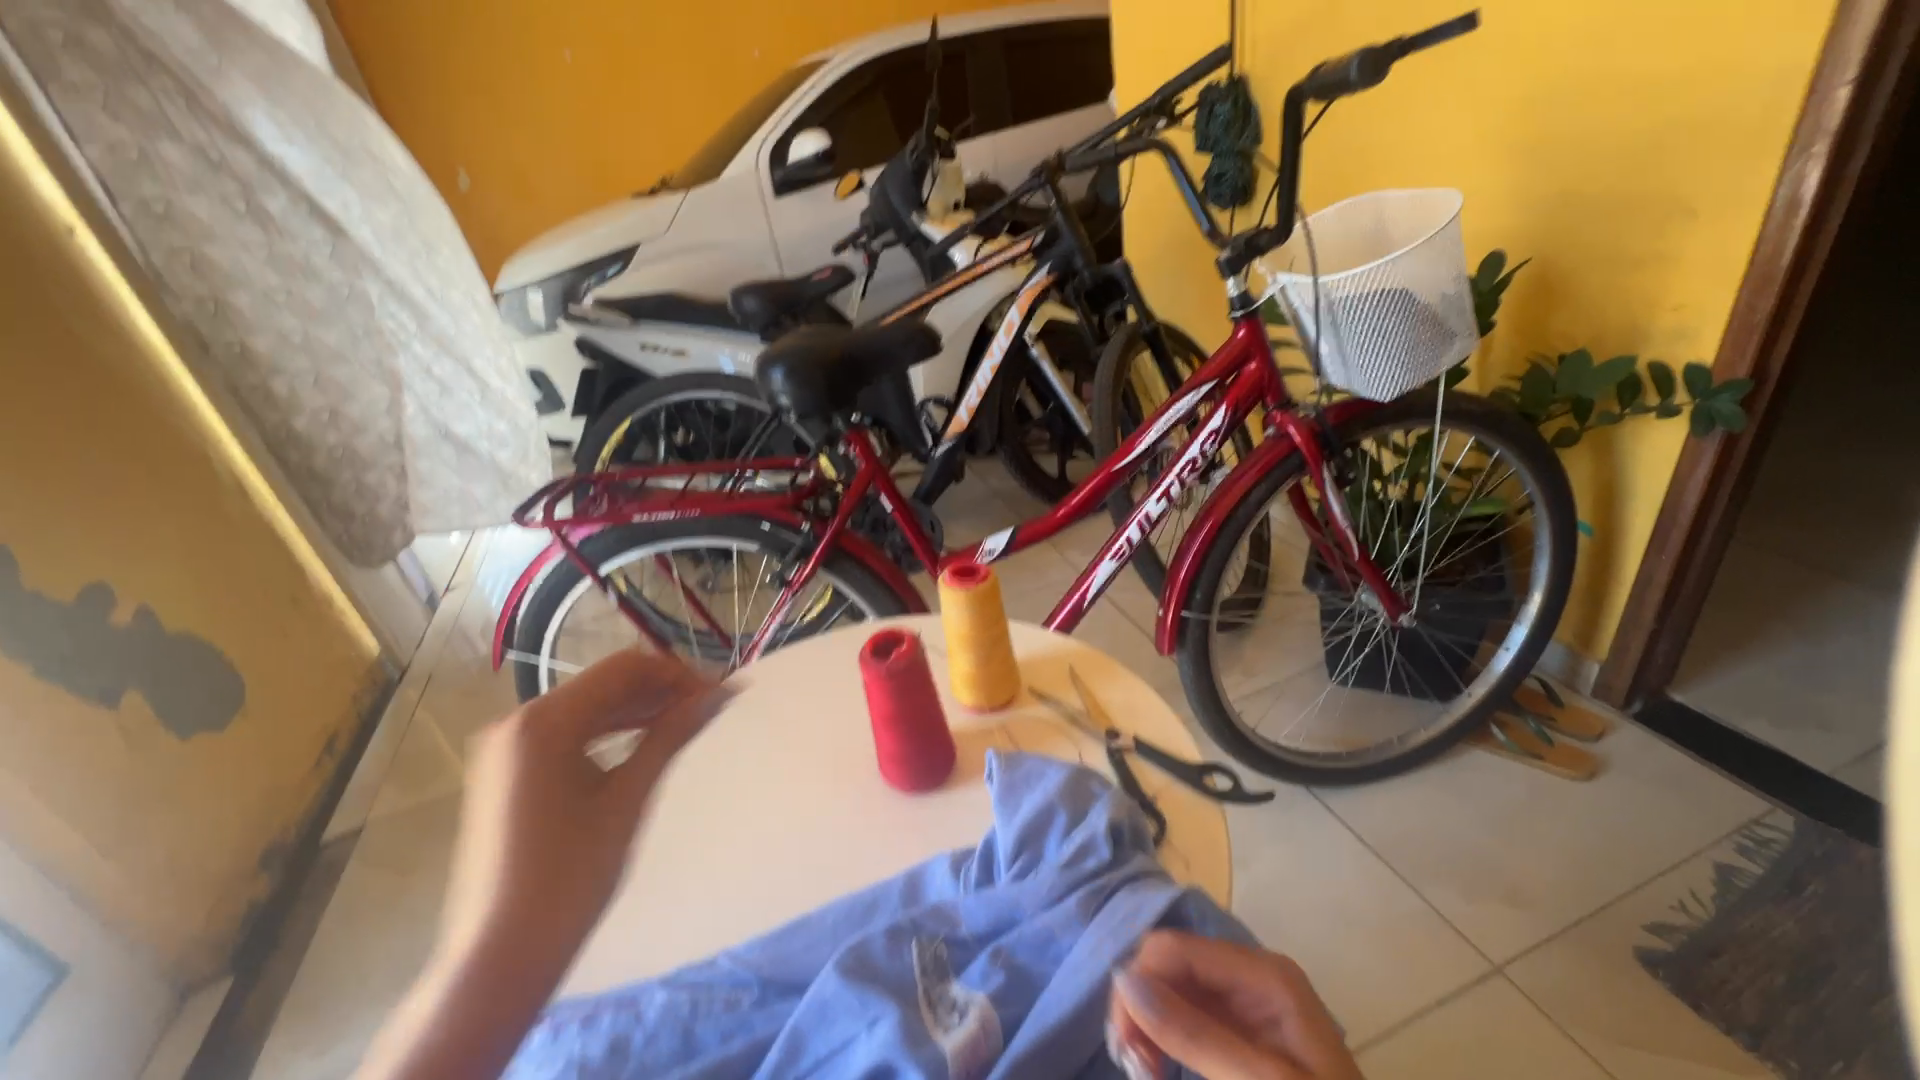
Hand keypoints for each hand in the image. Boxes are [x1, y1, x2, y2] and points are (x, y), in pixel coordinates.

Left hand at [357, 650, 730, 1079]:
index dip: (677, 674)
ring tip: (686, 726)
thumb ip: (672, 735)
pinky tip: (642, 747)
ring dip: (637, 711)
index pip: (624, 668)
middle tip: (711, 710)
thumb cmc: (570, 877)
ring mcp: (506, 748)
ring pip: (586, 709)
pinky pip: (566, 736)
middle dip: (660, 691)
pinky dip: (607, 734)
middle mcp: (517, 722)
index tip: (720, 694)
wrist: (501, 953)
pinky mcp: (507, 774)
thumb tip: (721, 693)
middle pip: (603, 685)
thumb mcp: (628, 799)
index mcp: (543, 722)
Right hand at [1108, 932, 1362, 1079]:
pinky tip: (1159, 1064)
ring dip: (1147, 1025)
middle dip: (1139, 1008)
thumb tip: (1123, 976)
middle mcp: (1250, 974)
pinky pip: (1186, 1014)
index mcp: (1262, 974)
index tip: (1126, 1048)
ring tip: (1145, 1070)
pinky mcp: (1241, 1029)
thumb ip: (1192, 1033)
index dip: (1137, 987)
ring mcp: (1247, 1001)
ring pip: (1171, 989)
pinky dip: (1163, 1036)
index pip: (1171, 948)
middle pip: (1168, 965)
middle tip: (1134, 1066)